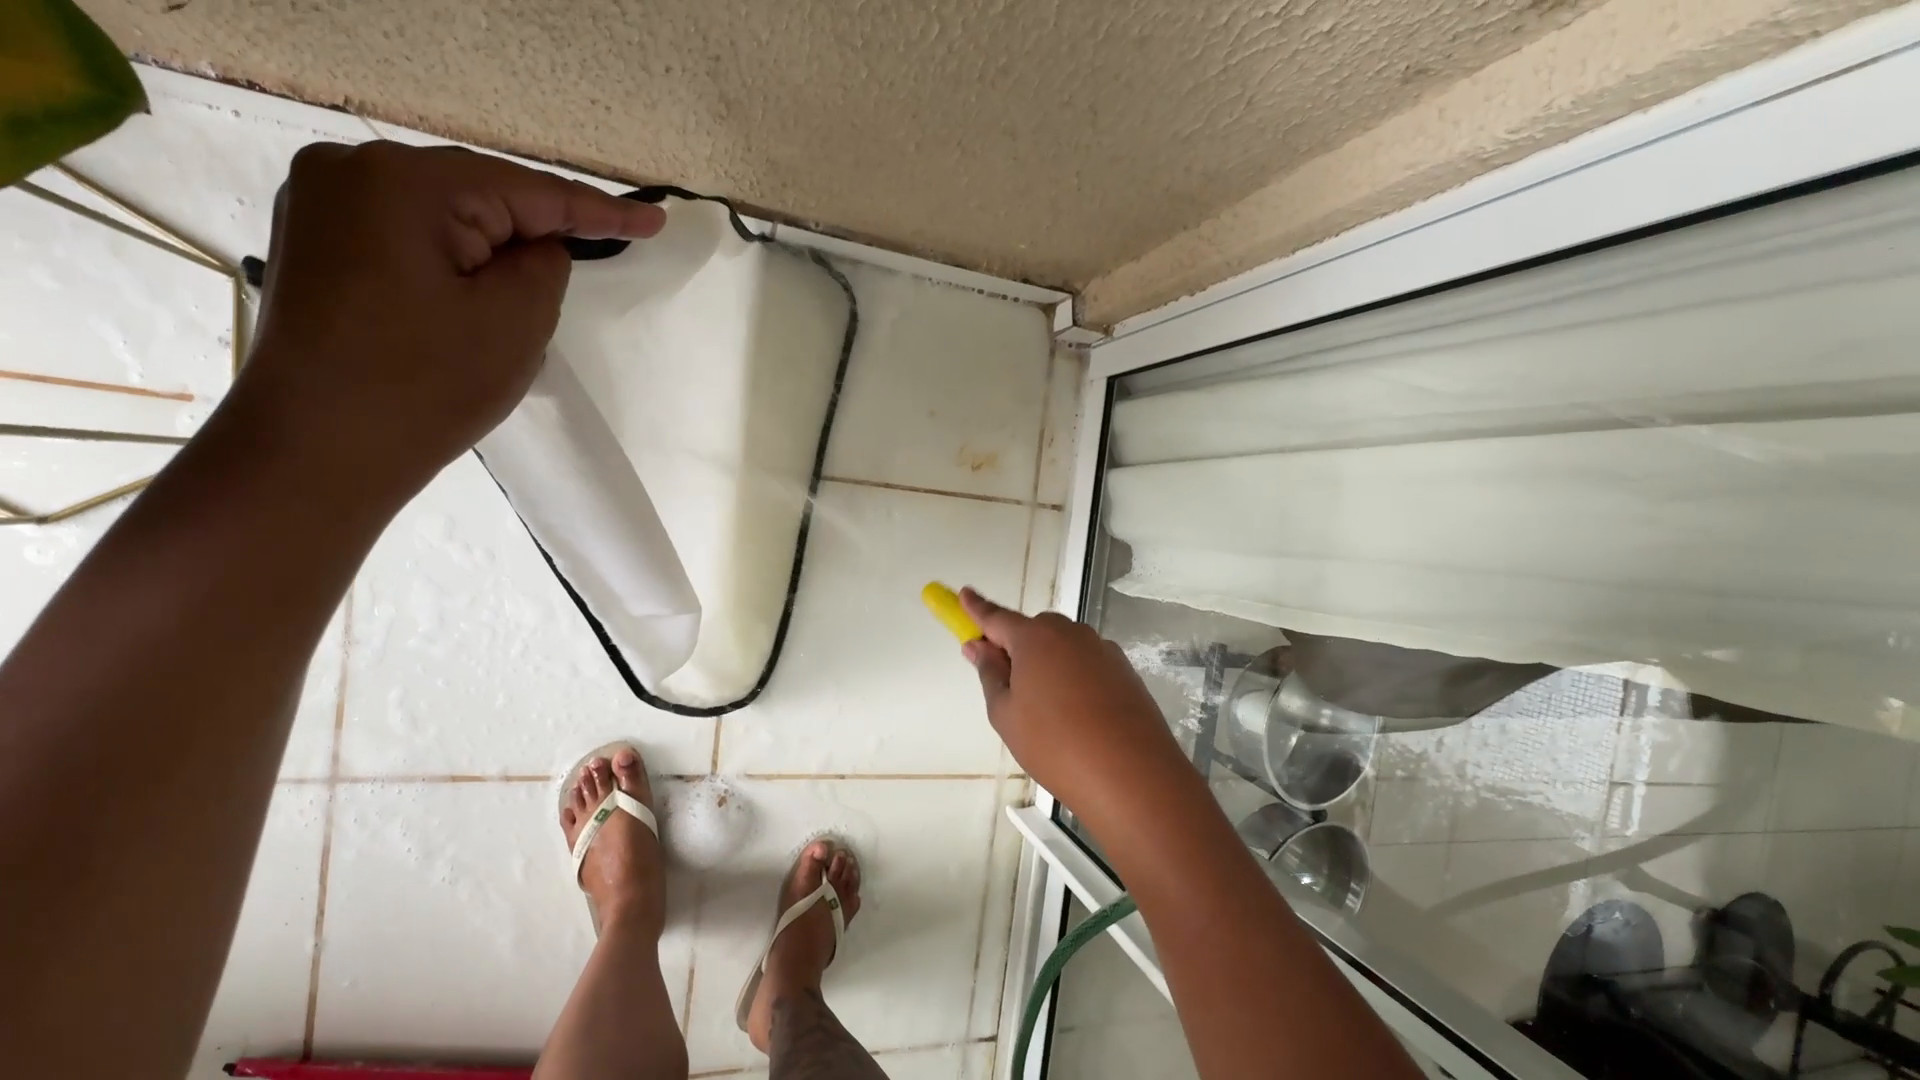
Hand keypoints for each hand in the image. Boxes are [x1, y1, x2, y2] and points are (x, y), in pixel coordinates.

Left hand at [230, 141, 664, 503]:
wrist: (316, 452)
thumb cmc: (425, 386)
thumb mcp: (517, 321)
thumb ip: (546, 263)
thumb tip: (535, 245)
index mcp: (404, 181)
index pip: (529, 191)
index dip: (600, 210)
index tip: (654, 220)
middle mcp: (350, 170)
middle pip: (480, 193)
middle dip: (537, 228)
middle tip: (600, 252)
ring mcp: (320, 203)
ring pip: (443, 214)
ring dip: (492, 246)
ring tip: (527, 288)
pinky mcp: (314, 242)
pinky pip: (408, 233)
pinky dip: (451, 256)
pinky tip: (470, 288)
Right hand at [958, 588, 1193, 821]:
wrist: (1131, 774)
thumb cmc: (1055, 745)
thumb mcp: (1006, 714)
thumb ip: (990, 673)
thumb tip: (978, 645)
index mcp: (1036, 638)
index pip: (997, 617)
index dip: (976, 608)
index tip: (964, 594)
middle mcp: (1071, 634)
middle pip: (1035, 631)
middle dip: (1017, 647)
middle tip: (1007, 685)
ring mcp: (1102, 650)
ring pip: (1063, 648)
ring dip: (1048, 665)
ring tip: (1047, 713)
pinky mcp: (1125, 671)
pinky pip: (1087, 664)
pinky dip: (1074, 678)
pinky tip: (1077, 716)